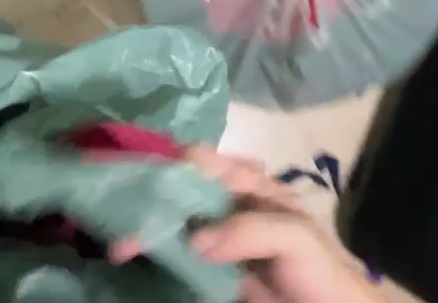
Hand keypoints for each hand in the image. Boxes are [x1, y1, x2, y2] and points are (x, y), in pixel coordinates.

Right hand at [112, 148, 383, 302]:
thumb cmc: (319, 267)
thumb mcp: (292, 237)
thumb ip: (248, 229)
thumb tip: (194, 238)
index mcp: (248, 184)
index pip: (204, 164)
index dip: (172, 164)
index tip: (139, 172)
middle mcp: (227, 204)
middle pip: (181, 191)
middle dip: (151, 197)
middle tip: (119, 212)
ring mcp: (217, 239)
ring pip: (174, 222)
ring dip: (148, 227)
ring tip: (120, 240)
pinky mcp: (211, 273)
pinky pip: (179, 258)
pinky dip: (158, 254)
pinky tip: (137, 254)